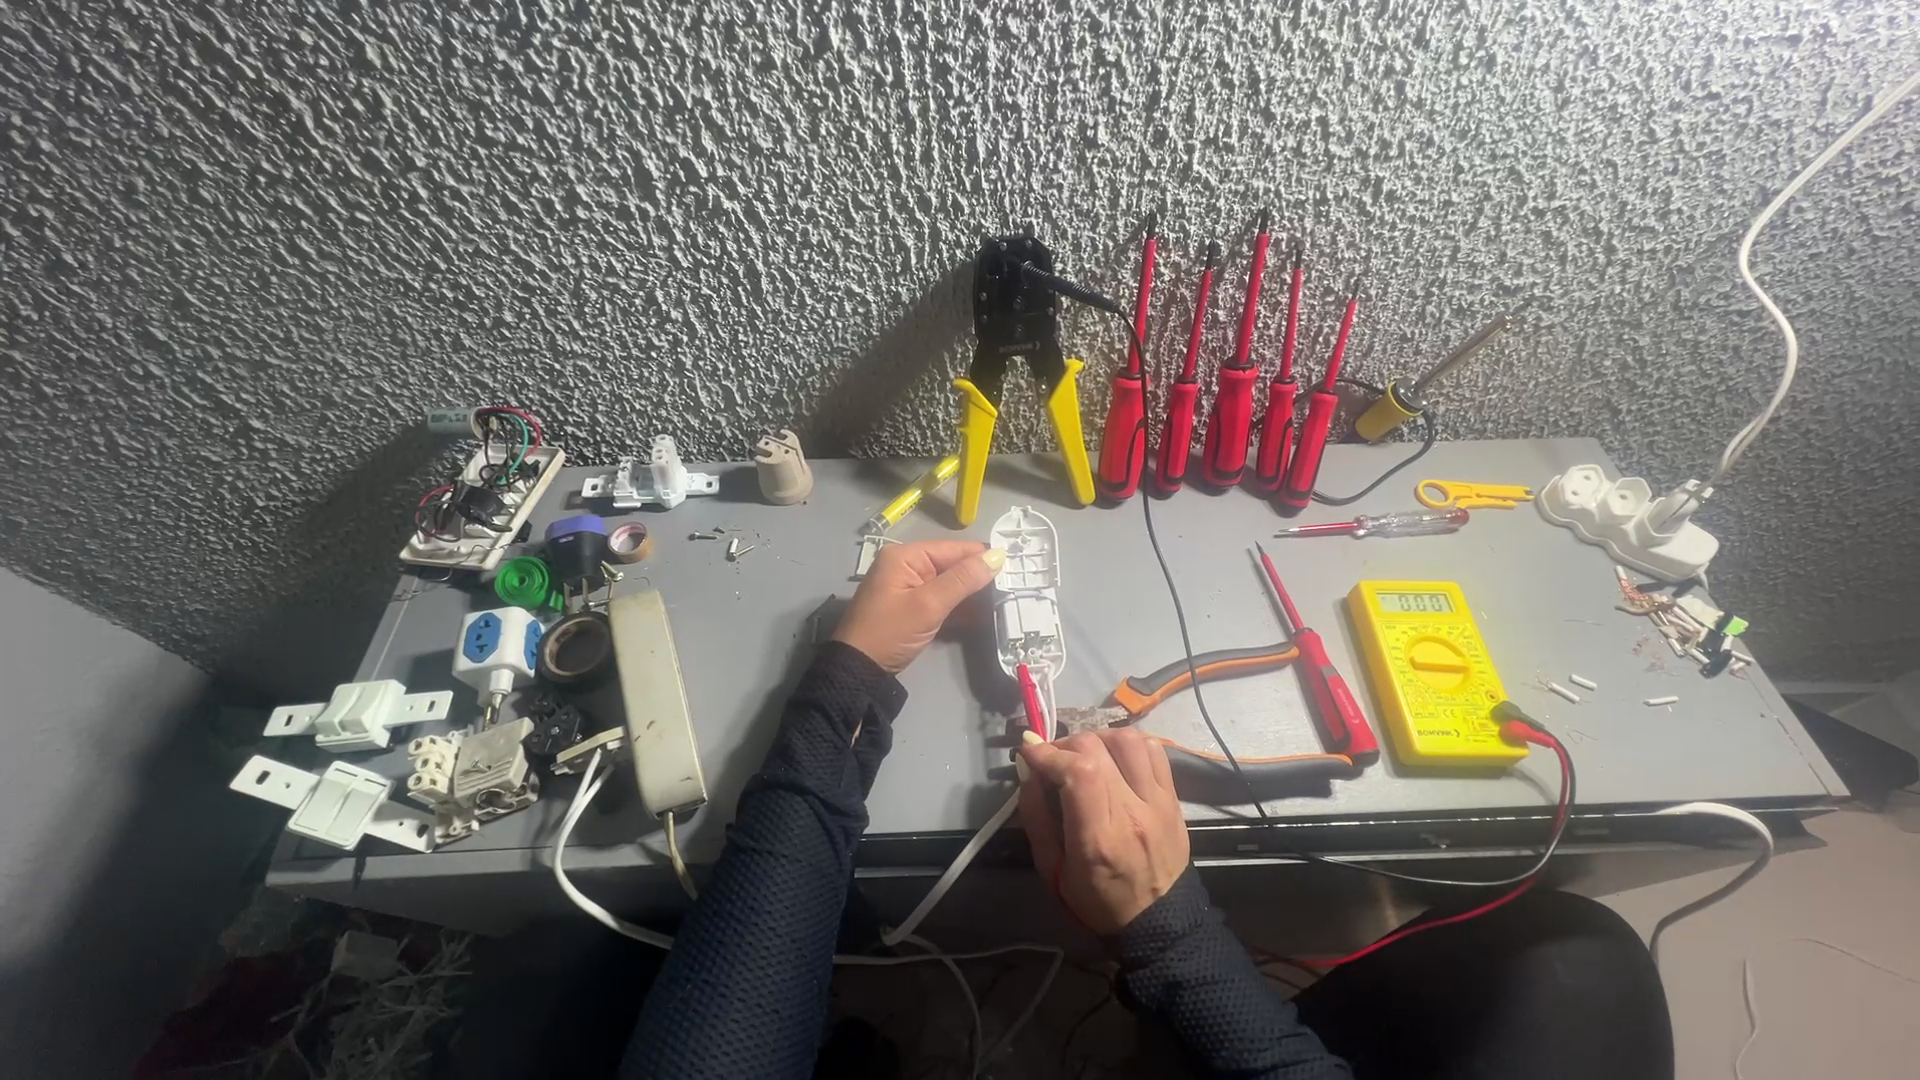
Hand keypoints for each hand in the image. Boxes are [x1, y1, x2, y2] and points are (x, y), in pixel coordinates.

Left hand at [832, 541, 1005, 674]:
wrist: (858, 671)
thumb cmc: (891, 632)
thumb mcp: (929, 605)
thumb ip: (964, 580)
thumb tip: (998, 556)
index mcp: (905, 557)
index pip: (952, 549)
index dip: (982, 557)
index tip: (1015, 566)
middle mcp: (907, 567)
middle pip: (952, 566)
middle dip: (979, 577)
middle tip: (1013, 587)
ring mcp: (909, 589)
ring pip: (950, 585)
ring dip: (972, 595)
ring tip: (1004, 601)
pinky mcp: (913, 609)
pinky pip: (942, 601)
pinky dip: (960, 608)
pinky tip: (983, 615)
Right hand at [1018, 729, 1189, 934]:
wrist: (1159, 922)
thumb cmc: (1097, 901)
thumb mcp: (1052, 871)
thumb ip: (1035, 818)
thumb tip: (1028, 770)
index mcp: (1098, 840)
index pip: (1077, 772)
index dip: (1048, 753)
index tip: (1029, 750)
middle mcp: (1132, 814)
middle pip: (1097, 749)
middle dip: (1065, 745)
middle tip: (1052, 758)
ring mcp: (1158, 803)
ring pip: (1128, 740)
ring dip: (1098, 738)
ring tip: (1084, 754)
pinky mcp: (1173, 798)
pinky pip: (1155, 750)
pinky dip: (1129, 743)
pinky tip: (1113, 757)